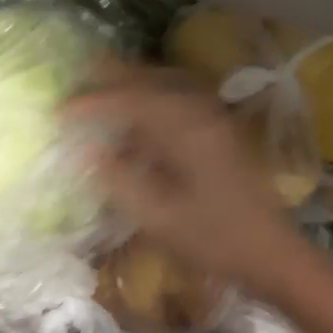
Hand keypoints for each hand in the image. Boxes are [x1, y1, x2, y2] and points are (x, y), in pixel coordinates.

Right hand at [66, 61, 317, 303]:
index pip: (132, 100)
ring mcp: (215, 123)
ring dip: (133, 85)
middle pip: (153, 81)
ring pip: (168, 88)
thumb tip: (86, 153)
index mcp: (187, 131)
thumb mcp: (159, 218)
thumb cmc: (214, 240)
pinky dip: (152, 102)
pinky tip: (136, 120)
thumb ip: (120, 181)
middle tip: (77, 78)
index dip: (93, 101)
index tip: (60, 110)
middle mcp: (203, 115)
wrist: (272, 254)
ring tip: (101, 89)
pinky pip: (179, 105)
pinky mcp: (219, 137)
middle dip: (113, 78)